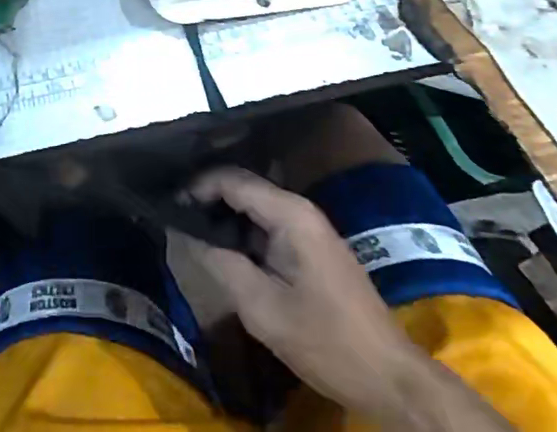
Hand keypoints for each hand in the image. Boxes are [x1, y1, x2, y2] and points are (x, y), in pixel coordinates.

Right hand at [177, 168, 508, 430]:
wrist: (389, 377)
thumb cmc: (325, 340)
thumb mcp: (261, 306)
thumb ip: (218, 262)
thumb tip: (182, 231)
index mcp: (290, 213)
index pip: (231, 179)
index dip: (196, 187)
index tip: (167, 205)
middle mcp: (300, 210)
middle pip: (242, 187)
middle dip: (206, 198)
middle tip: (173, 217)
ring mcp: (309, 228)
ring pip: (254, 206)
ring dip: (222, 215)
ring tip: (189, 231)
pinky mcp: (312, 247)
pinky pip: (267, 225)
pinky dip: (241, 231)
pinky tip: (222, 250)